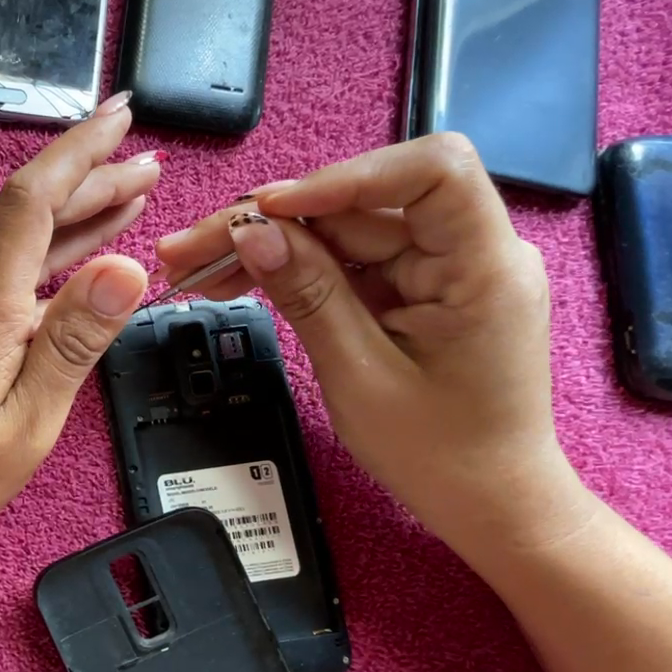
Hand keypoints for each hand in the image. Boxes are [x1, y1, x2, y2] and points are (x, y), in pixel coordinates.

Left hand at [0, 94, 158, 565]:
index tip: (120, 117)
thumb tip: (125, 268)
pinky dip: (42, 252)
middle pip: (23, 211)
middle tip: (149, 164)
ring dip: (70, 212)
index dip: (78, 152)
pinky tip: (75, 254)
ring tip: (130, 192)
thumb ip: (72, 344)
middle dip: (88, 177)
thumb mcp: (22, 427)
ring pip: (11, 237)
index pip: (29, 203)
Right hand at [152, 133, 591, 554]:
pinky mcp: (410, 286)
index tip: (267, 210)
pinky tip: (233, 280)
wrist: (484, 498)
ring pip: (337, 231)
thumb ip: (308, 294)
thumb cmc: (435, 450)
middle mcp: (466, 251)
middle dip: (269, 220)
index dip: (343, 178)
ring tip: (192, 269)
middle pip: (359, 204)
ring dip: (264, 246)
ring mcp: (436, 268)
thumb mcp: (357, 373)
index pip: (431, 172)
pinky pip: (341, 261)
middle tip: (186, 249)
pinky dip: (288, 269)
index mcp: (481, 267)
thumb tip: (252, 233)